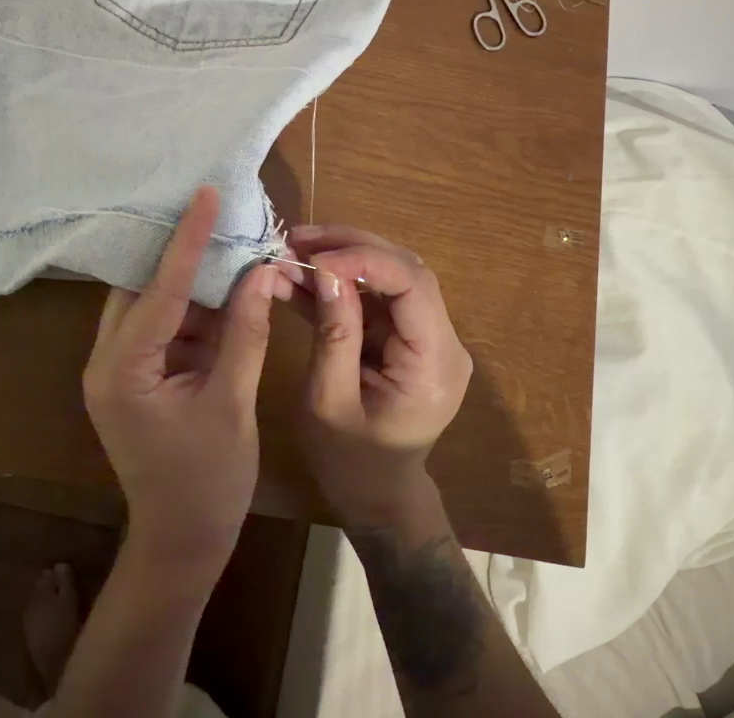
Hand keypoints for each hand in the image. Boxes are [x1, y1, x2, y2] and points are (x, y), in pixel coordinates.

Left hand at [83, 186, 289, 571]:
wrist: (181, 540)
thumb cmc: (208, 481)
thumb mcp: (232, 401)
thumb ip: (245, 333)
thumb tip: (261, 271)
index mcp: (122, 369)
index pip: (159, 288)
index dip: (187, 238)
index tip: (205, 193)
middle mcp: (107, 360)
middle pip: (142, 288)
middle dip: (182, 252)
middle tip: (219, 211)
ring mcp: (117, 369)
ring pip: (152, 304)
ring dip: (191, 282)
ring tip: (231, 243)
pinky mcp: (134, 376)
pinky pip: (162, 328)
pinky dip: (193, 311)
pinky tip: (226, 289)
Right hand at [288, 224, 471, 524]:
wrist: (376, 496)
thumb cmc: (350, 462)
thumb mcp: (329, 402)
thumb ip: (334, 334)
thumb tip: (327, 272)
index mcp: (434, 363)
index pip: (412, 285)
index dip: (365, 259)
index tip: (314, 257)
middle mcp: (442, 342)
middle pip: (405, 270)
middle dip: (350, 247)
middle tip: (296, 238)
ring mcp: (425, 338)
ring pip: (389, 276)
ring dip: (341, 258)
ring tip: (291, 250)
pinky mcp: (404, 339)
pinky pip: (375, 299)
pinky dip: (339, 284)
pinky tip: (300, 276)